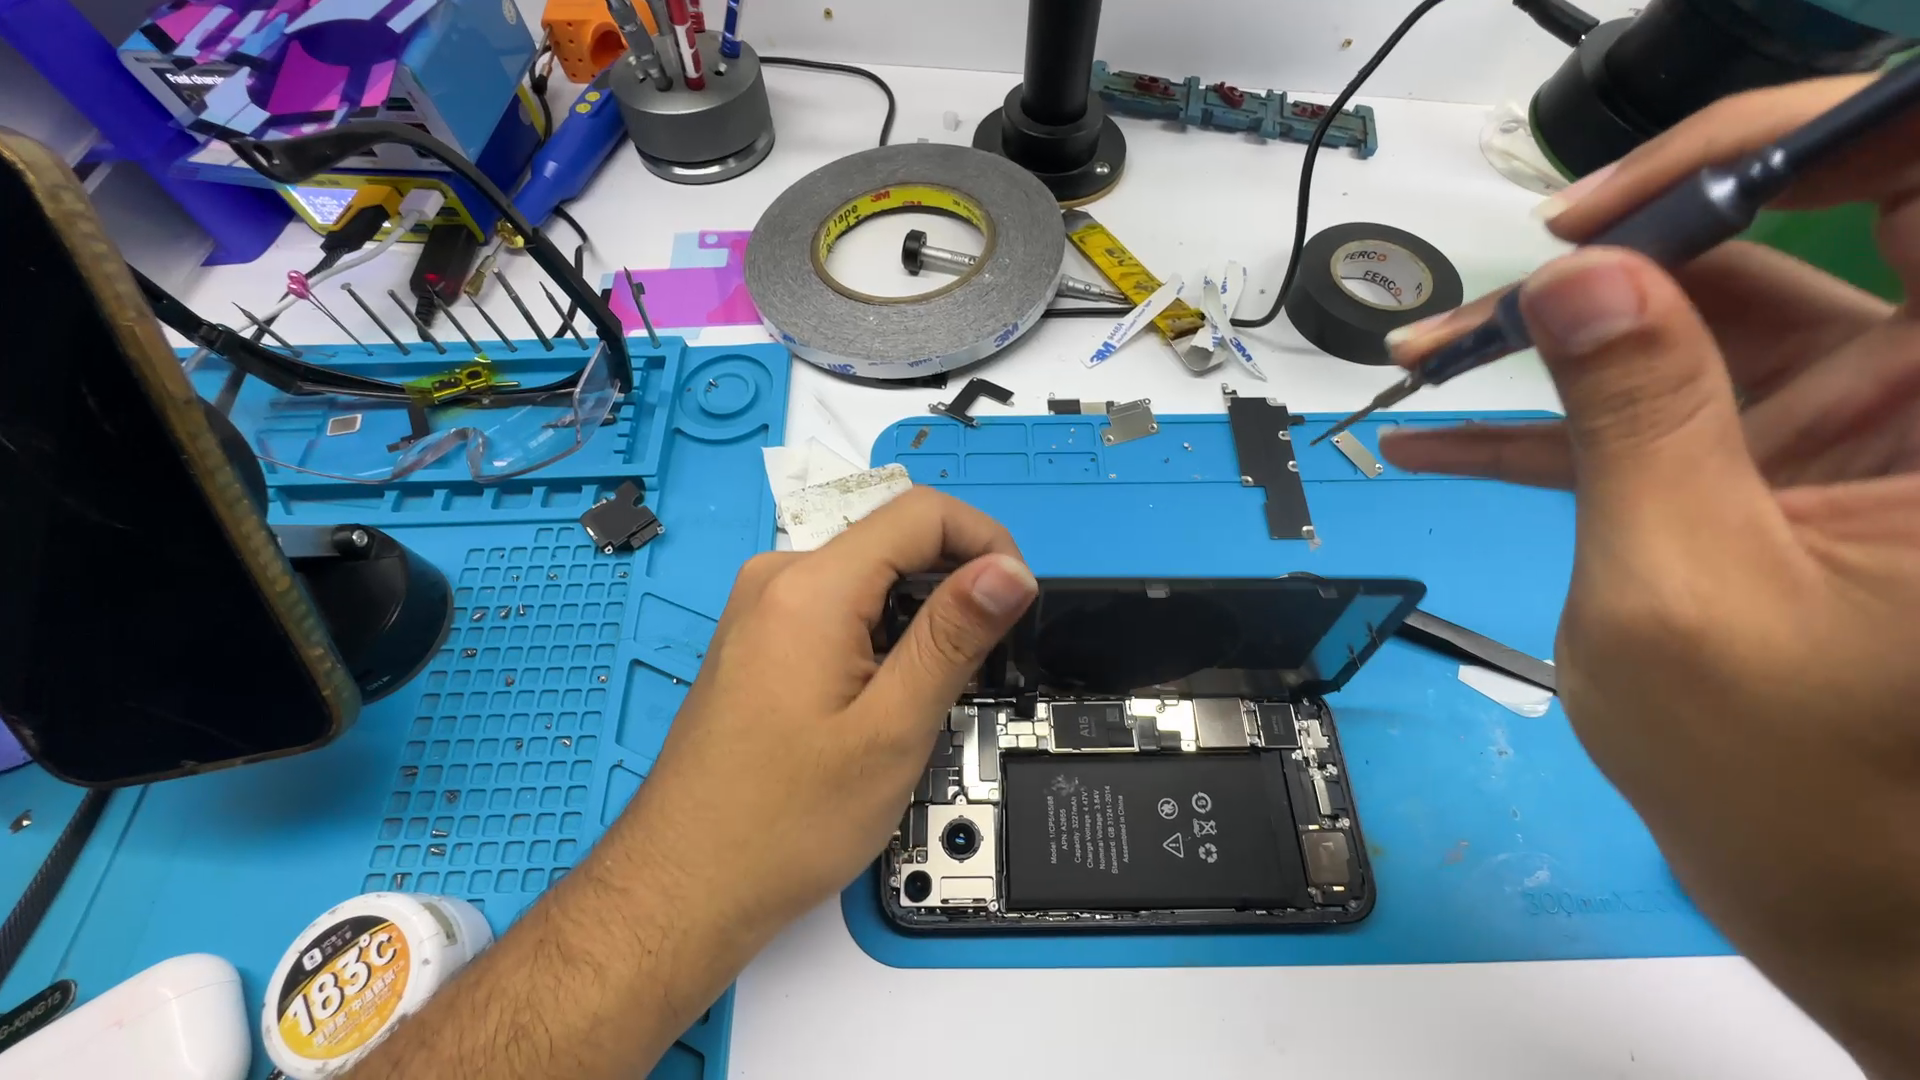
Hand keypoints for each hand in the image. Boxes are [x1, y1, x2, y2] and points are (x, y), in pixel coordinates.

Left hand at [623, 488, 1036, 936]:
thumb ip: (954, 637)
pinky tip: (882, 696)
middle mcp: (777, 578)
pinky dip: (880, 634)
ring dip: (917, 618)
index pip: (922, 513)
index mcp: (810, 586)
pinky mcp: (758, 638)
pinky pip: (837, 607)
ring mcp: (761, 608)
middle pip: (894, 542)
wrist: (685, 885)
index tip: (1015, 603)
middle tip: (979, 666)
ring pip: (868, 577)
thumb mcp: (892, 729)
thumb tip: (1010, 570)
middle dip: (953, 587)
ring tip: (927, 694)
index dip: (987, 543)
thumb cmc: (788, 821)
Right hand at [1379, 75, 1919, 1074]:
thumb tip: (1574, 277)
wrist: (1829, 894)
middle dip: (1606, 267)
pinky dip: (1534, 426)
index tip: (1605, 212)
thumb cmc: (1790, 776)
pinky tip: (1431, 438)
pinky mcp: (1754, 475)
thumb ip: (1633, 414)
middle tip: (1485, 306)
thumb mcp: (1682, 580)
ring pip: (1677, 334)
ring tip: (1423, 362)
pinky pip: (1638, 418)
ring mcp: (1834, 434)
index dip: (1772, 150)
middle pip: (1765, 252)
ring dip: (1541, 348)